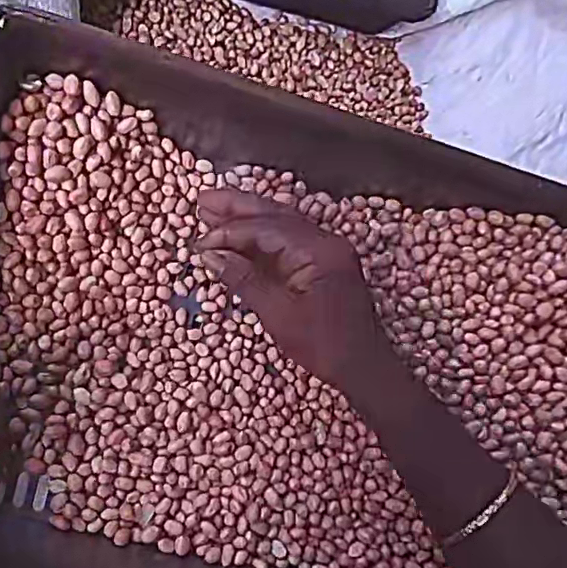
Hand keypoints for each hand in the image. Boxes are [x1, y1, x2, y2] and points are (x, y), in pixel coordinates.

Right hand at [195, 187, 395, 391]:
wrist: (365, 368)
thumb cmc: (325, 346)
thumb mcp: (278, 315)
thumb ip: (244, 280)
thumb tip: (211, 256)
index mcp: (319, 250)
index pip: (267, 228)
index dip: (230, 232)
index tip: (201, 242)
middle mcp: (326, 241)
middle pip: (275, 214)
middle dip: (237, 207)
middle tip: (204, 199)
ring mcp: (327, 251)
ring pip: (281, 224)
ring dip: (247, 218)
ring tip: (214, 211)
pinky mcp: (323, 264)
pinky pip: (287, 242)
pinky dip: (260, 239)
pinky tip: (238, 238)